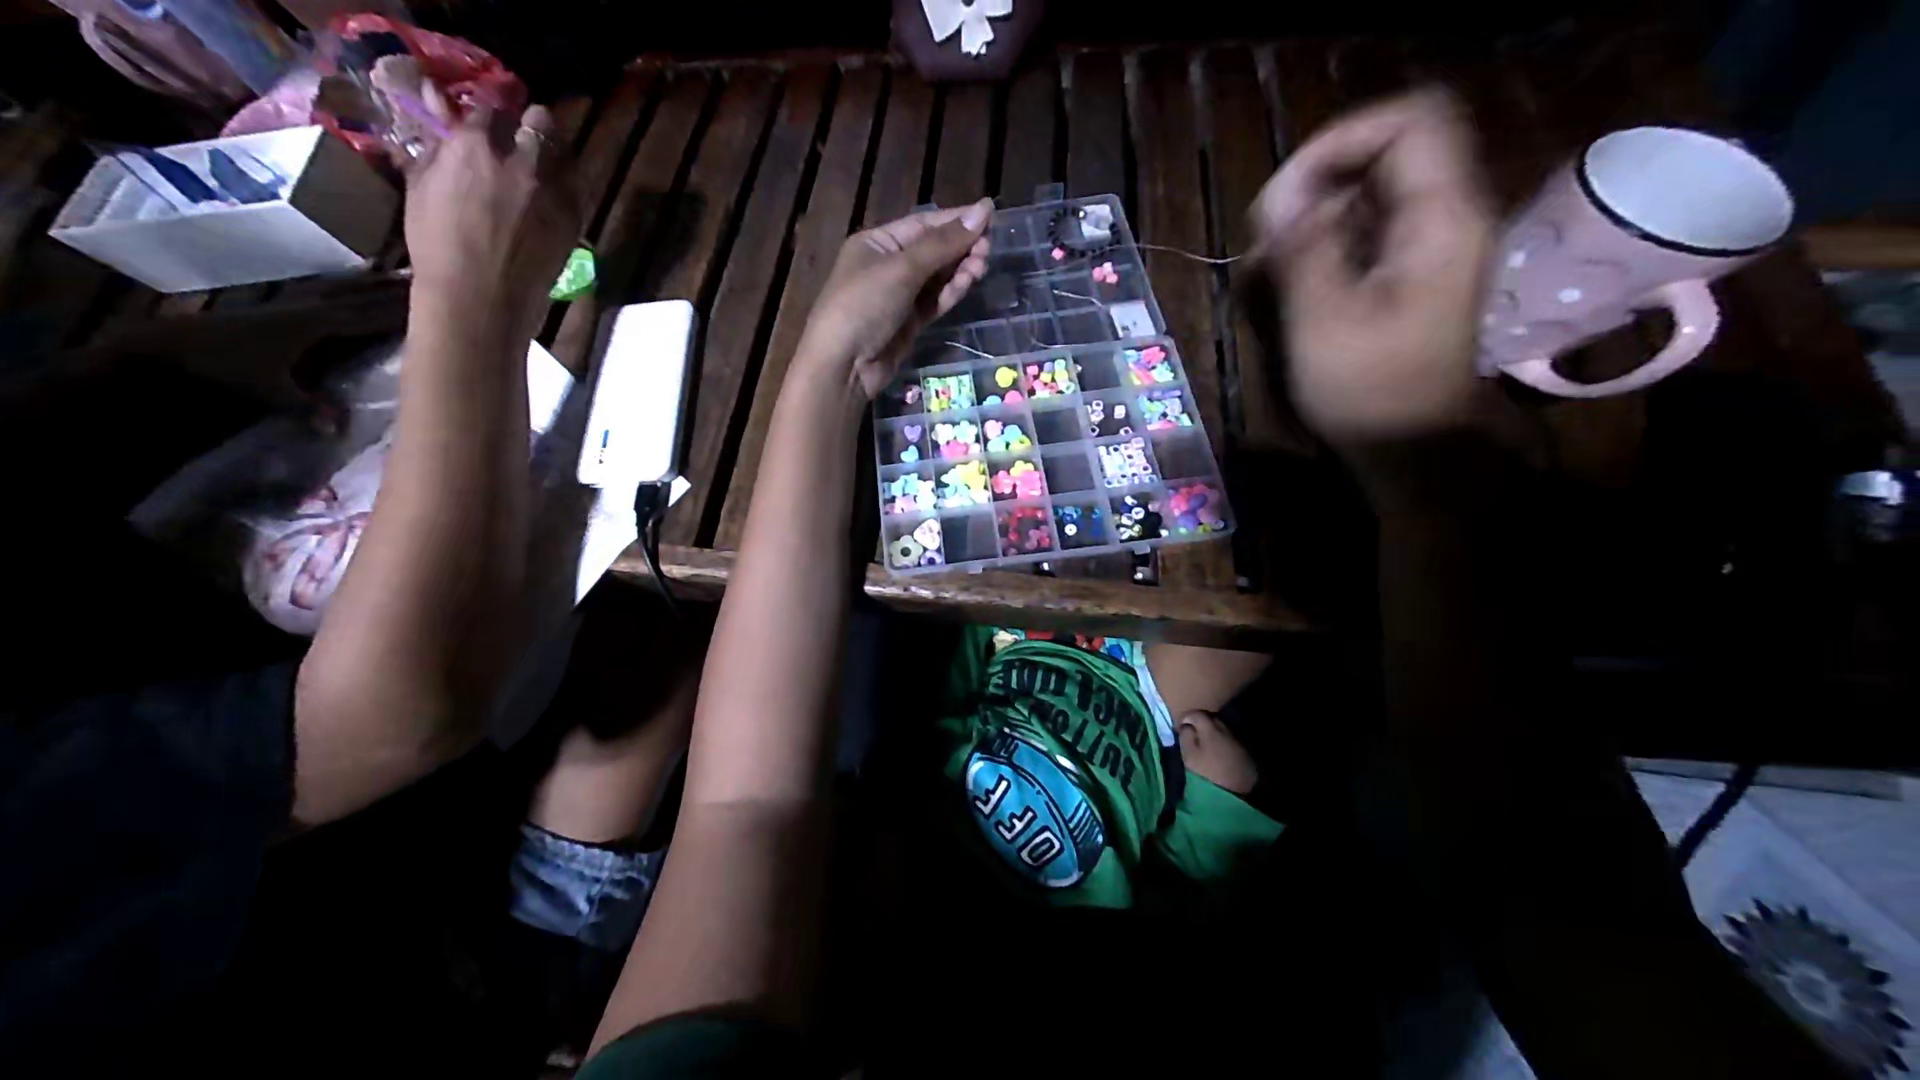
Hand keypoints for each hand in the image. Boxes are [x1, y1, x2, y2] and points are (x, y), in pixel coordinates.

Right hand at [404, 103, 579, 337]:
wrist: (482, 295)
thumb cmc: (438, 243)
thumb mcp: (421, 185)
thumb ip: (436, 146)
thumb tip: (438, 111)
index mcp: (476, 147)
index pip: (491, 107)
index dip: (492, 112)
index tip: (493, 120)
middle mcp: (522, 162)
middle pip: (539, 122)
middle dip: (531, 124)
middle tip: (523, 135)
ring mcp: (554, 191)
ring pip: (564, 152)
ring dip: (554, 151)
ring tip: (542, 162)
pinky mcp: (574, 218)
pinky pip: (577, 186)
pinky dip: (567, 182)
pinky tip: (555, 192)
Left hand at [798, 200, 992, 398]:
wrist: (843, 365)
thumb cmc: (864, 305)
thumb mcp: (903, 268)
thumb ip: (943, 243)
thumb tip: (982, 211)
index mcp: (878, 242)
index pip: (924, 225)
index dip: (957, 220)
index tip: (991, 215)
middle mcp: (888, 265)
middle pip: (933, 250)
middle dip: (961, 248)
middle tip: (987, 250)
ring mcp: (899, 296)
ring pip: (937, 277)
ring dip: (960, 270)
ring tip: (980, 267)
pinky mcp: (909, 322)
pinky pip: (935, 300)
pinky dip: (951, 292)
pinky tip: (967, 283)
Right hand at [1253, 91, 1495, 442]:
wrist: (1409, 446)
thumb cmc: (1368, 390)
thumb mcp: (1325, 321)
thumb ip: (1305, 248)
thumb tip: (1281, 194)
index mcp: (1441, 218)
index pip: (1409, 122)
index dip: (1340, 141)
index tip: (1285, 194)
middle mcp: (1445, 215)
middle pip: (1384, 150)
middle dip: (1316, 182)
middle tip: (1270, 237)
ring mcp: (1427, 243)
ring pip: (1368, 189)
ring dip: (1311, 215)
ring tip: (1271, 266)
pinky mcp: (1406, 269)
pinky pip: (1365, 227)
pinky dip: (1322, 240)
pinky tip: (1290, 279)